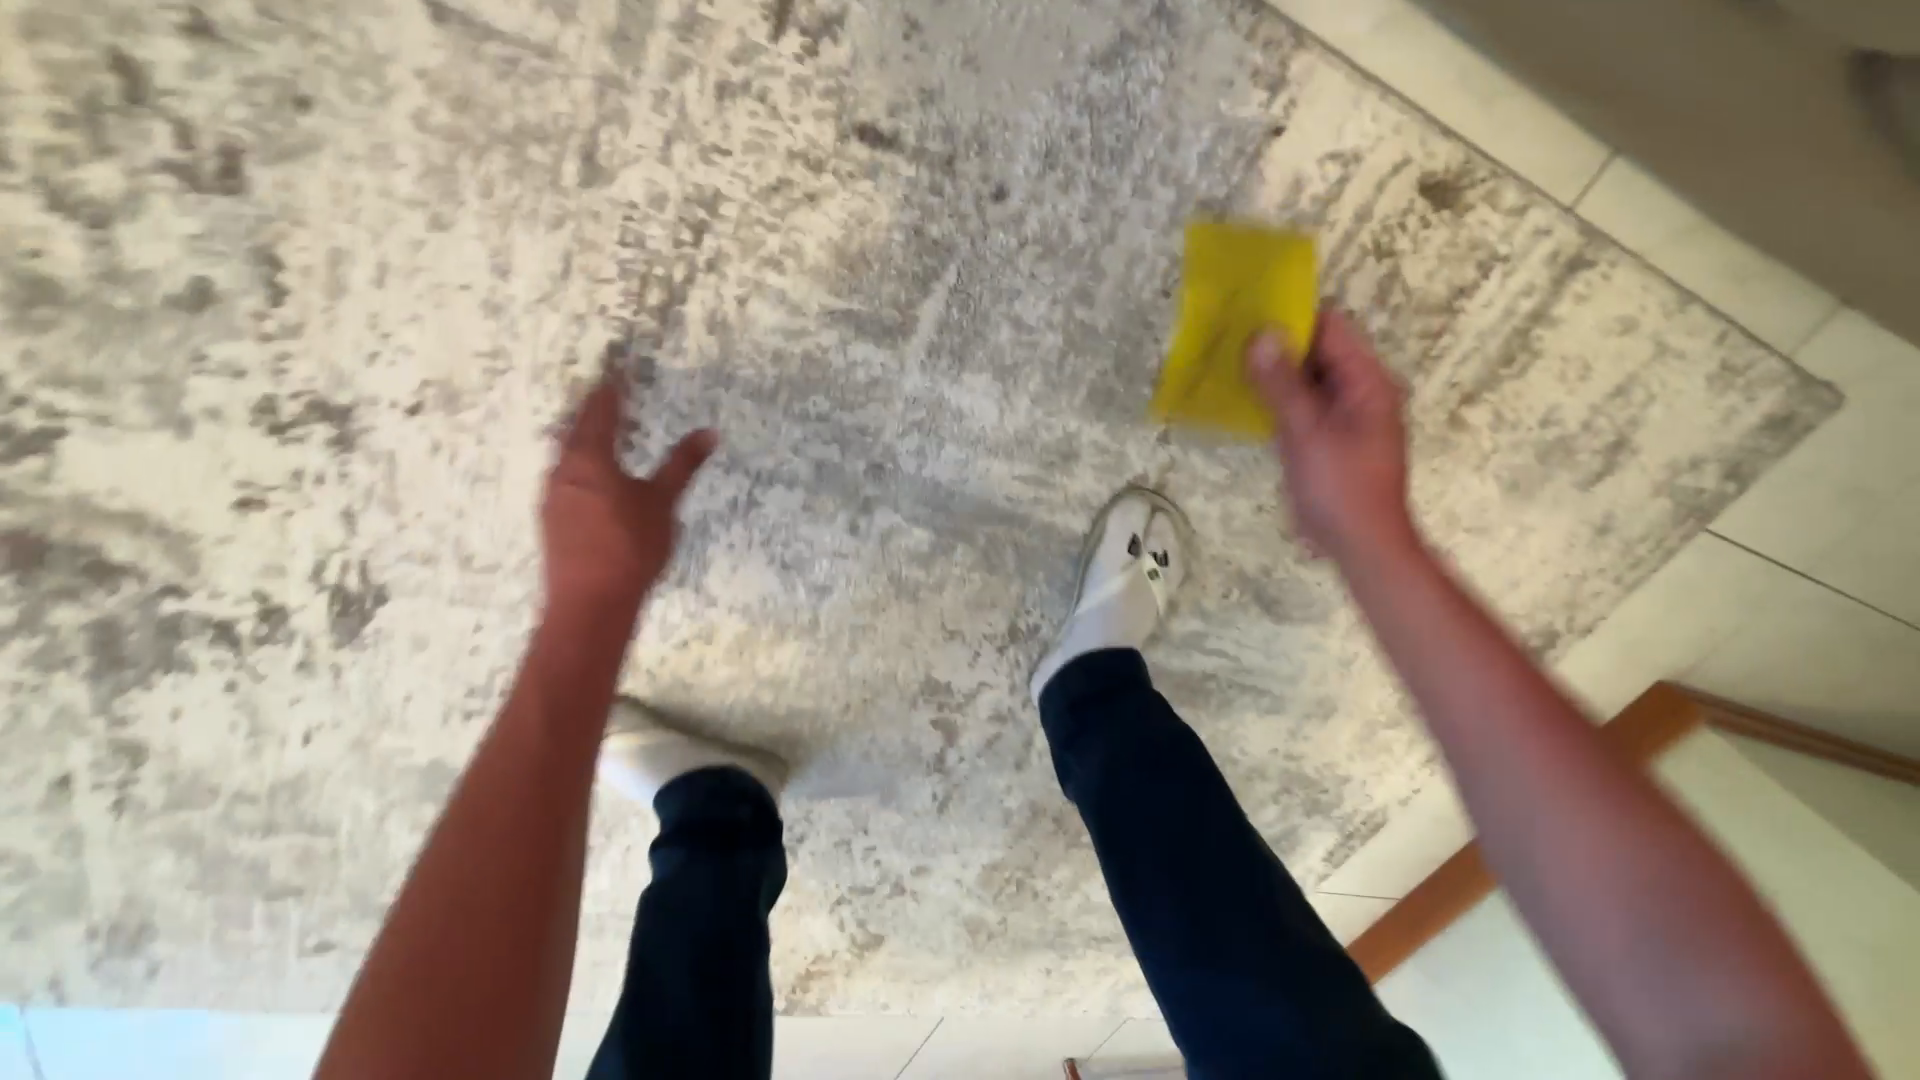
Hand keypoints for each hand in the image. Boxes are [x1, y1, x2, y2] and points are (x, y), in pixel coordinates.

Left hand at [541, 373, 716, 622]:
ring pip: (566, 454)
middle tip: (607, 395)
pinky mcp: (552, 519)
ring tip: (601, 432)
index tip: (617, 370)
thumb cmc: (631, 547)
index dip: (610, 389)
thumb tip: (708, 433)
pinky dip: (579, 465)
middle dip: (592, 411)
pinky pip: (564, 478)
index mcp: (589, 458)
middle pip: (575, 429)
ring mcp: (552, 496)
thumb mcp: (663, 503)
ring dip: (582, 439)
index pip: (599, 410)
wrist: (590, 603)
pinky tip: (592, 478)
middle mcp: (563, 470)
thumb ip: (683, 465)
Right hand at [1245, 307, 1418, 564]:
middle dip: (1275, 344)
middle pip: (1316, 351)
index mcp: (1366, 380)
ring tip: (1226, 363)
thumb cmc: (1340, 487)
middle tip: (1227, 338)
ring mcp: (1342, 416)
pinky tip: (1241, 400)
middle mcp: (1358, 390)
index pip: (1330, 327)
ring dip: (1271, 373)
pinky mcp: (1325, 439)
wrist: (1360, 545)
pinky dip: (1274, 400)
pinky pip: (1299, 406)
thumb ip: (1282, 384)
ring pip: (1304, 380)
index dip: (1291, 316)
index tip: (1246, 313)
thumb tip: (1261, 334)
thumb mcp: (1307, 431)